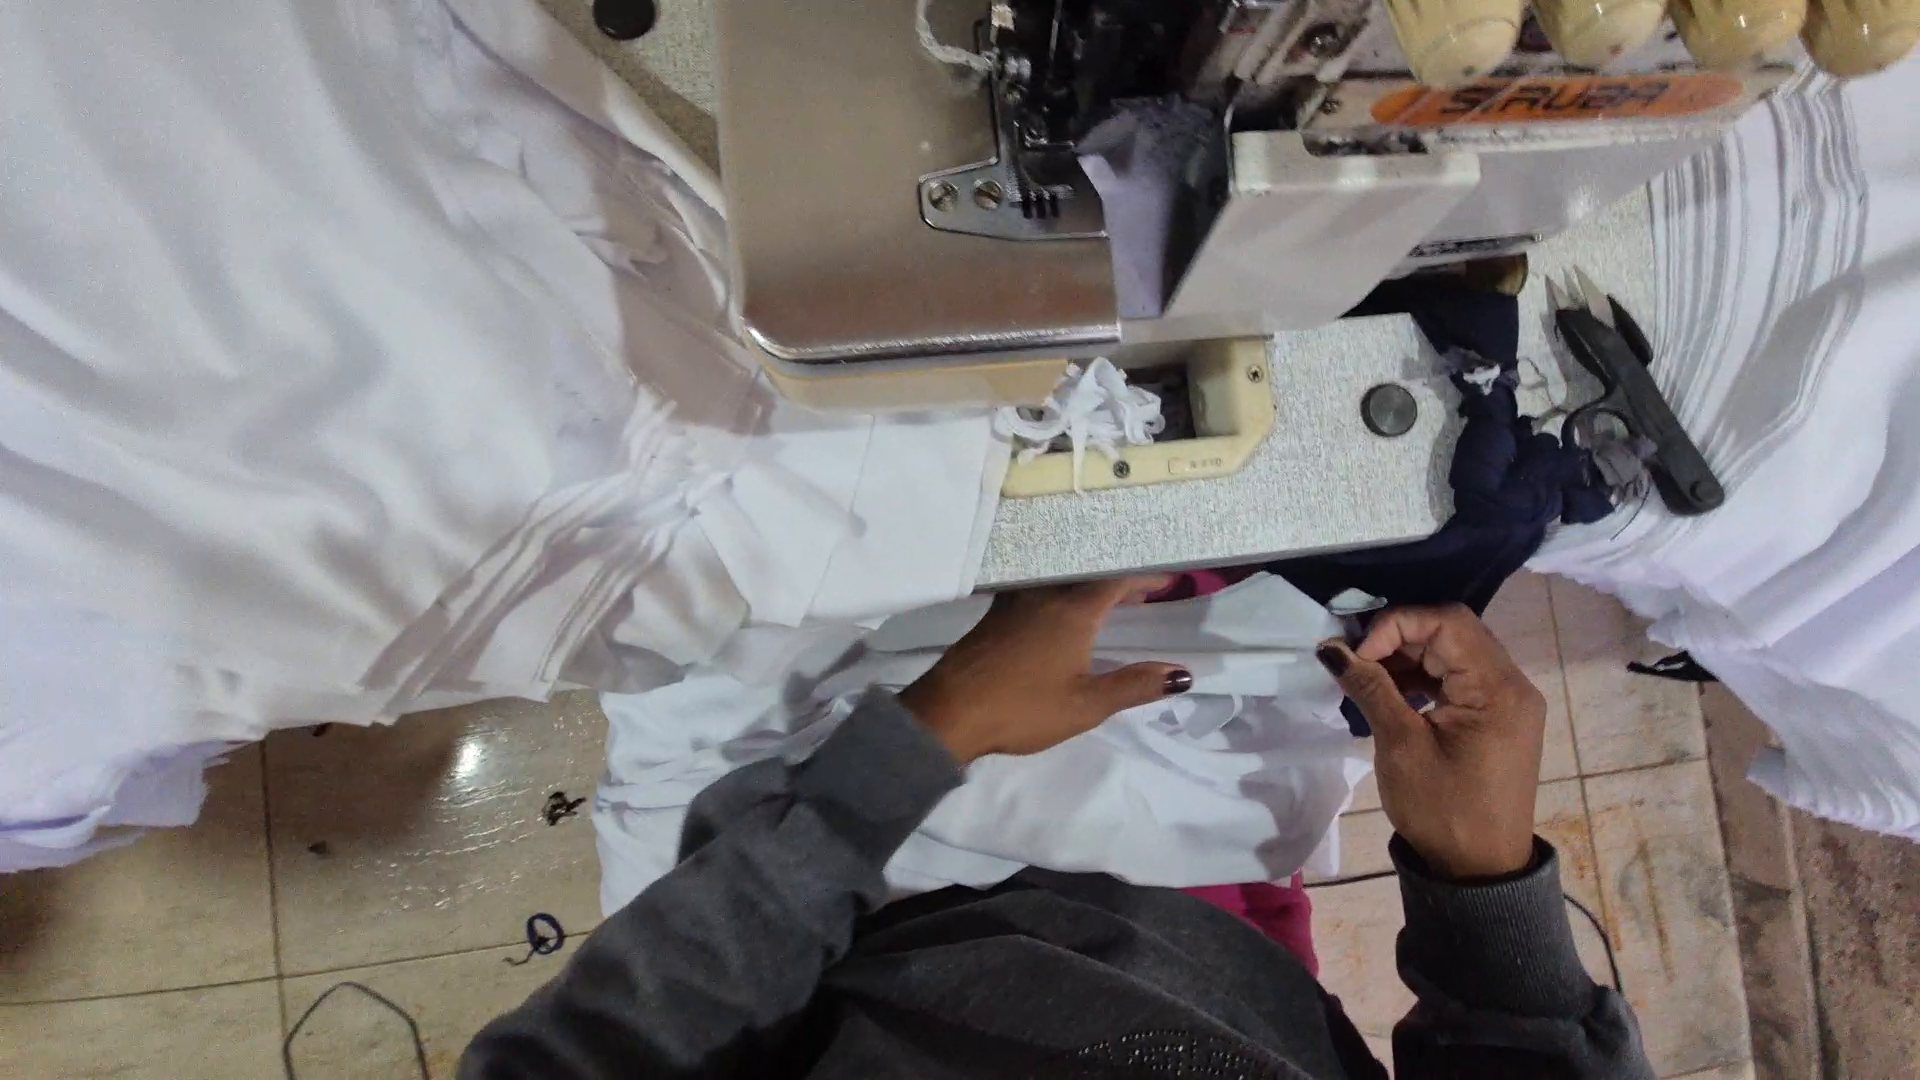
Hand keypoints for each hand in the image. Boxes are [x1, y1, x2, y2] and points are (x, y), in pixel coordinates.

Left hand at [898, 578, 1192, 764]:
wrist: (950, 711)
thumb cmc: (1023, 708)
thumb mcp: (1086, 704)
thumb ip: (1134, 685)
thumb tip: (1181, 673)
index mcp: (1071, 612)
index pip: (1115, 581)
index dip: (1143, 579)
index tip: (1167, 582)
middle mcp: (1043, 597)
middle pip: (1088, 576)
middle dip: (1119, 581)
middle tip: (1143, 592)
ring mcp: (1013, 603)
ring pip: (1059, 581)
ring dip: (1087, 585)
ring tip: (1105, 599)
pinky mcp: (993, 615)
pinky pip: (1036, 589)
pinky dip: (1059, 592)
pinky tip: (1056, 610)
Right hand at [1316, 604, 1545, 880]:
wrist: (1478, 870)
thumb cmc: (1442, 808)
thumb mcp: (1400, 744)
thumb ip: (1369, 686)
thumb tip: (1329, 646)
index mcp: (1498, 689)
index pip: (1446, 622)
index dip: (1394, 625)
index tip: (1357, 656)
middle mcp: (1510, 684)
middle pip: (1450, 630)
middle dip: (1396, 635)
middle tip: (1356, 661)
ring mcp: (1504, 699)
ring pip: (1449, 649)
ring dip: (1403, 654)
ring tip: (1365, 676)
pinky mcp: (1491, 714)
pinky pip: (1453, 673)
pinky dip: (1417, 673)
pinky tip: (1388, 691)